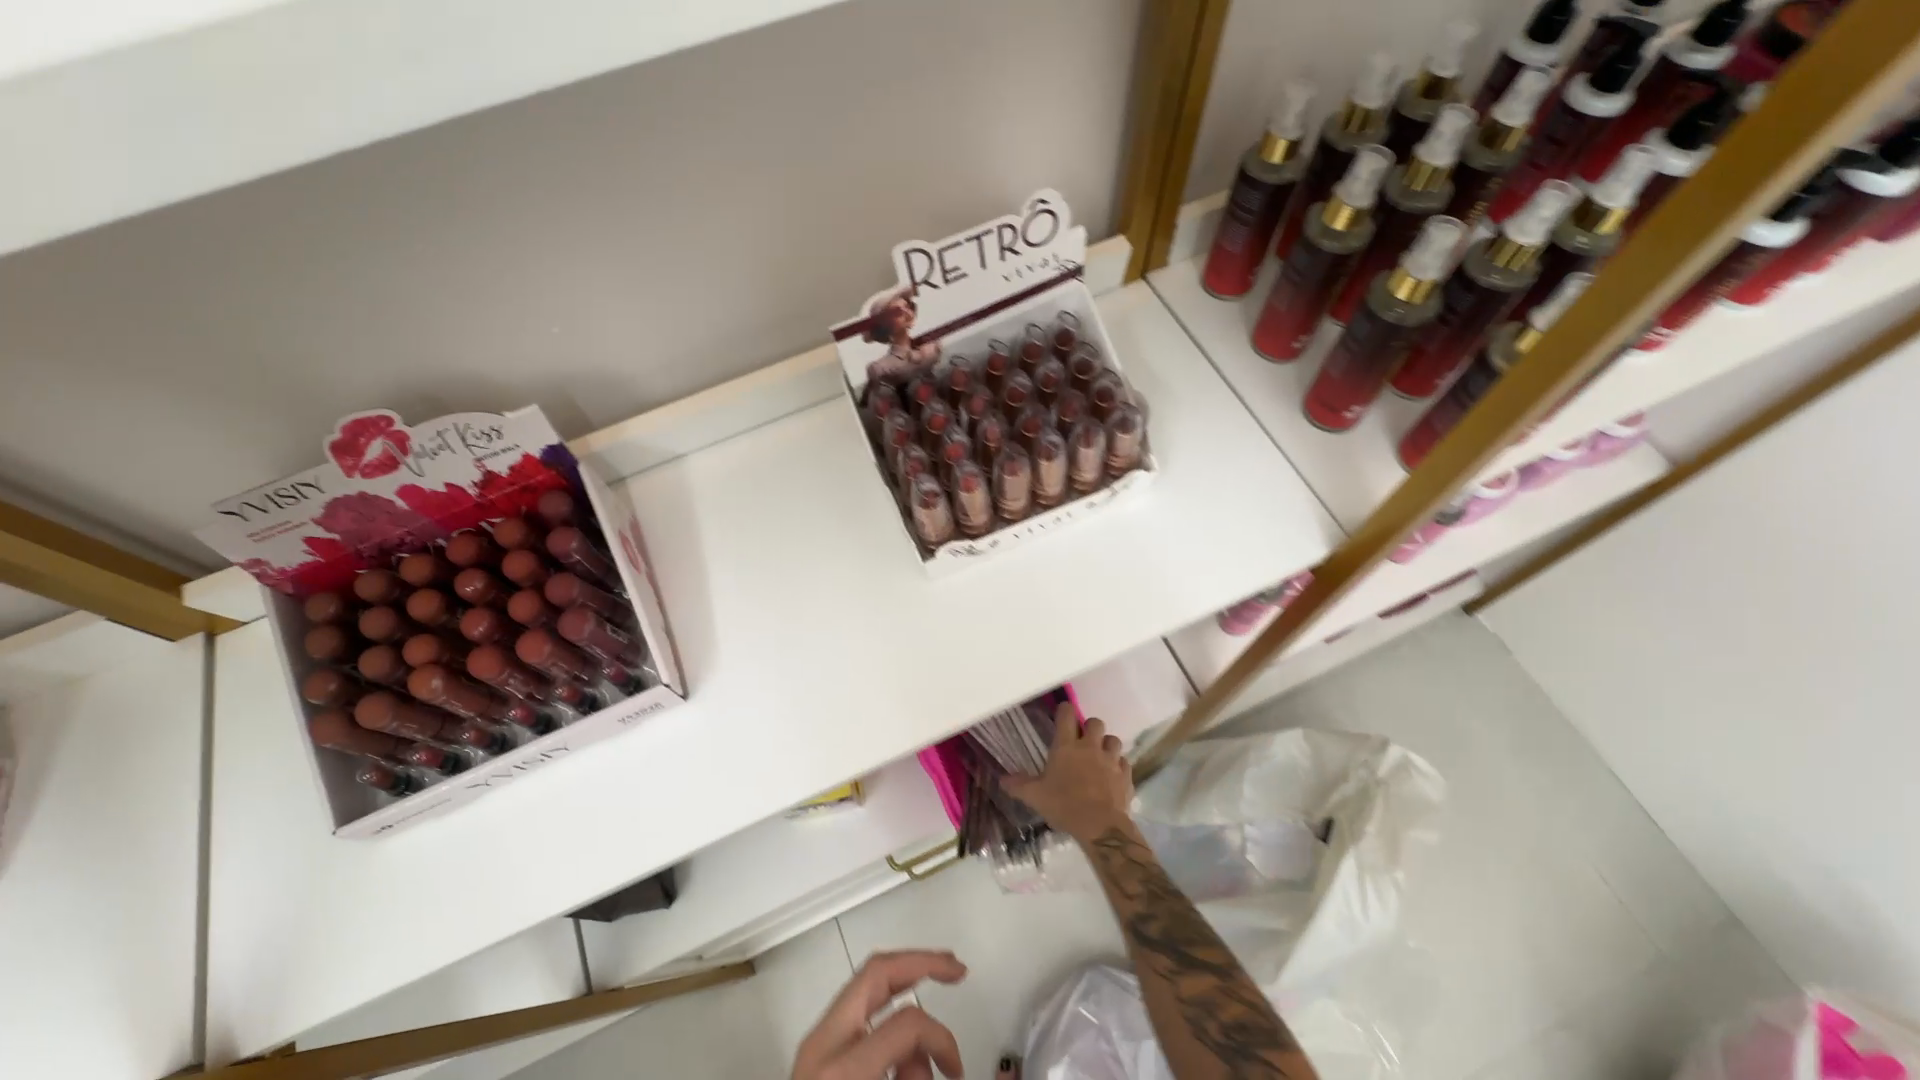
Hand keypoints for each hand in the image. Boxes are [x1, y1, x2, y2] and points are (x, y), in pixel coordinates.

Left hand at [792, 950, 968, 1079]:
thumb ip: (914, 1078)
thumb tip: (930, 1061)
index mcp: (843, 1070)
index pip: (907, 1022)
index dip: (942, 1039)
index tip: (956, 1070)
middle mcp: (822, 1045)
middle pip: (876, 972)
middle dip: (921, 963)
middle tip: (956, 969)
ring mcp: (812, 1046)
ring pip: (865, 991)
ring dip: (902, 1008)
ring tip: (924, 1068)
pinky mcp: (811, 1056)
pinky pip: (854, 1018)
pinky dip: (882, 1025)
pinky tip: (899, 1064)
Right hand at [1001, 702, 1132, 843]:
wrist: (1100, 825)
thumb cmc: (1064, 805)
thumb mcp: (1035, 796)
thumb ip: (1019, 785)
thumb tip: (1002, 779)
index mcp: (1066, 747)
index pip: (1067, 715)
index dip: (1065, 710)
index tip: (1063, 714)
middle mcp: (1090, 747)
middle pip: (1095, 722)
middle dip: (1089, 727)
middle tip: (1082, 740)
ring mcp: (1111, 760)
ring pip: (1113, 740)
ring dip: (1106, 744)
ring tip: (1100, 756)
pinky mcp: (1125, 775)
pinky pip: (1124, 763)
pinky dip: (1119, 766)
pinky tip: (1112, 776)